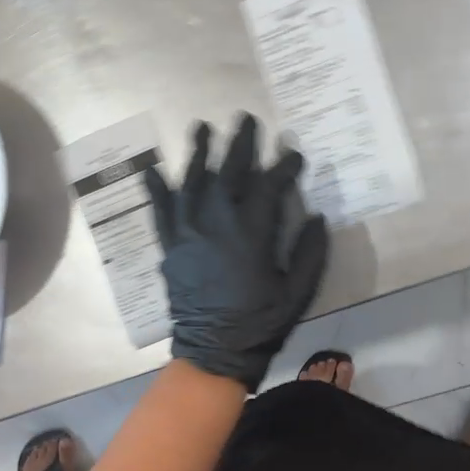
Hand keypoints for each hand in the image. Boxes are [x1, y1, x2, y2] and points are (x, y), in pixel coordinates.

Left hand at [144, 115, 328, 391]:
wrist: (214, 351)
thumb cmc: (261, 323)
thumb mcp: (299, 291)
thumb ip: (311, 252)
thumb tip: (316, 217)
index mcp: (252, 232)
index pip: (270, 184)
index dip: (284, 166)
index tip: (294, 154)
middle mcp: (217, 222)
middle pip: (229, 171)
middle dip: (240, 143)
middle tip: (246, 119)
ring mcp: (188, 231)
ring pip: (192, 181)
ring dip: (199, 152)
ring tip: (202, 128)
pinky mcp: (170, 246)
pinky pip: (161, 209)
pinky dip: (157, 188)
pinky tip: (152, 169)